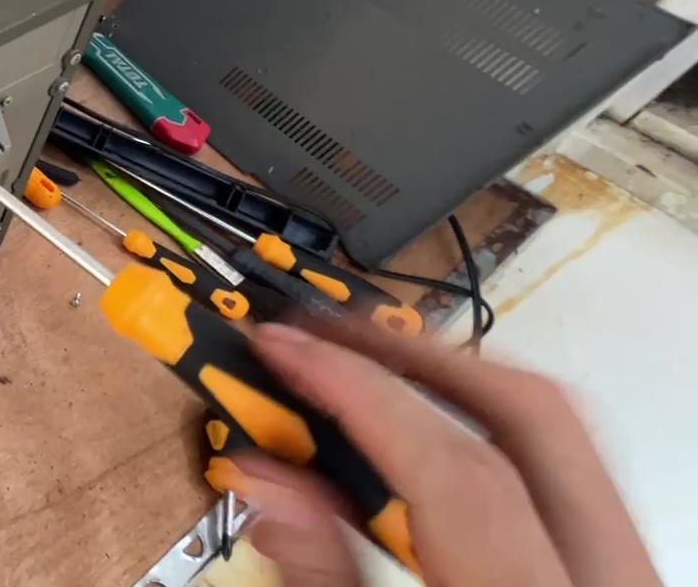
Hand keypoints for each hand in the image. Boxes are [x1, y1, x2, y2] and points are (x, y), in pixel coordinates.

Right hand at [242, 318, 659, 586]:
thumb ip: (319, 577)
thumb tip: (263, 476)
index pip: (454, 467)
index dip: (352, 387)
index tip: (277, 347)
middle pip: (535, 419)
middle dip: (406, 353)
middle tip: (317, 334)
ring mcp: (632, 582)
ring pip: (556, 435)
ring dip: (439, 378)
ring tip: (352, 365)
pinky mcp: (618, 579)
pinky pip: (554, 472)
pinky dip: (469, 426)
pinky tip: (406, 436)